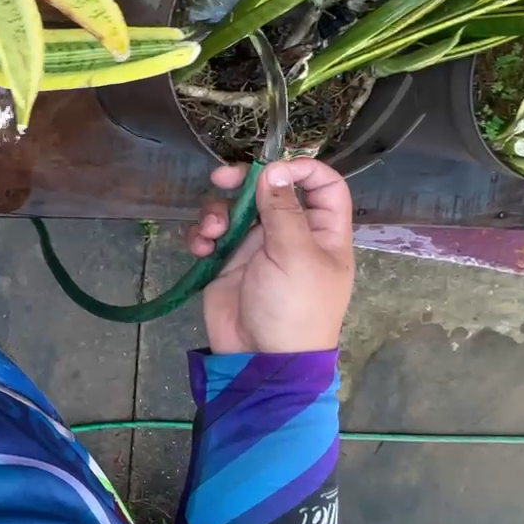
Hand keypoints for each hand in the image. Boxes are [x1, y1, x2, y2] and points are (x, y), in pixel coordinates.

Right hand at [186, 160, 355, 354]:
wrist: (259, 356)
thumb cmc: (292, 307)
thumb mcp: (295, 256)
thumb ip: (282, 210)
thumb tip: (273, 170)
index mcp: (321, 232)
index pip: (323, 186)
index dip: (301, 169)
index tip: (270, 167)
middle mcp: (288, 234)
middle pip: (268, 190)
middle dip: (242, 182)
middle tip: (220, 178)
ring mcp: (254, 247)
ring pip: (232, 210)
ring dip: (215, 213)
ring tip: (209, 233)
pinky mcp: (225, 262)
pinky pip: (209, 235)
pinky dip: (200, 236)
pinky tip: (200, 249)